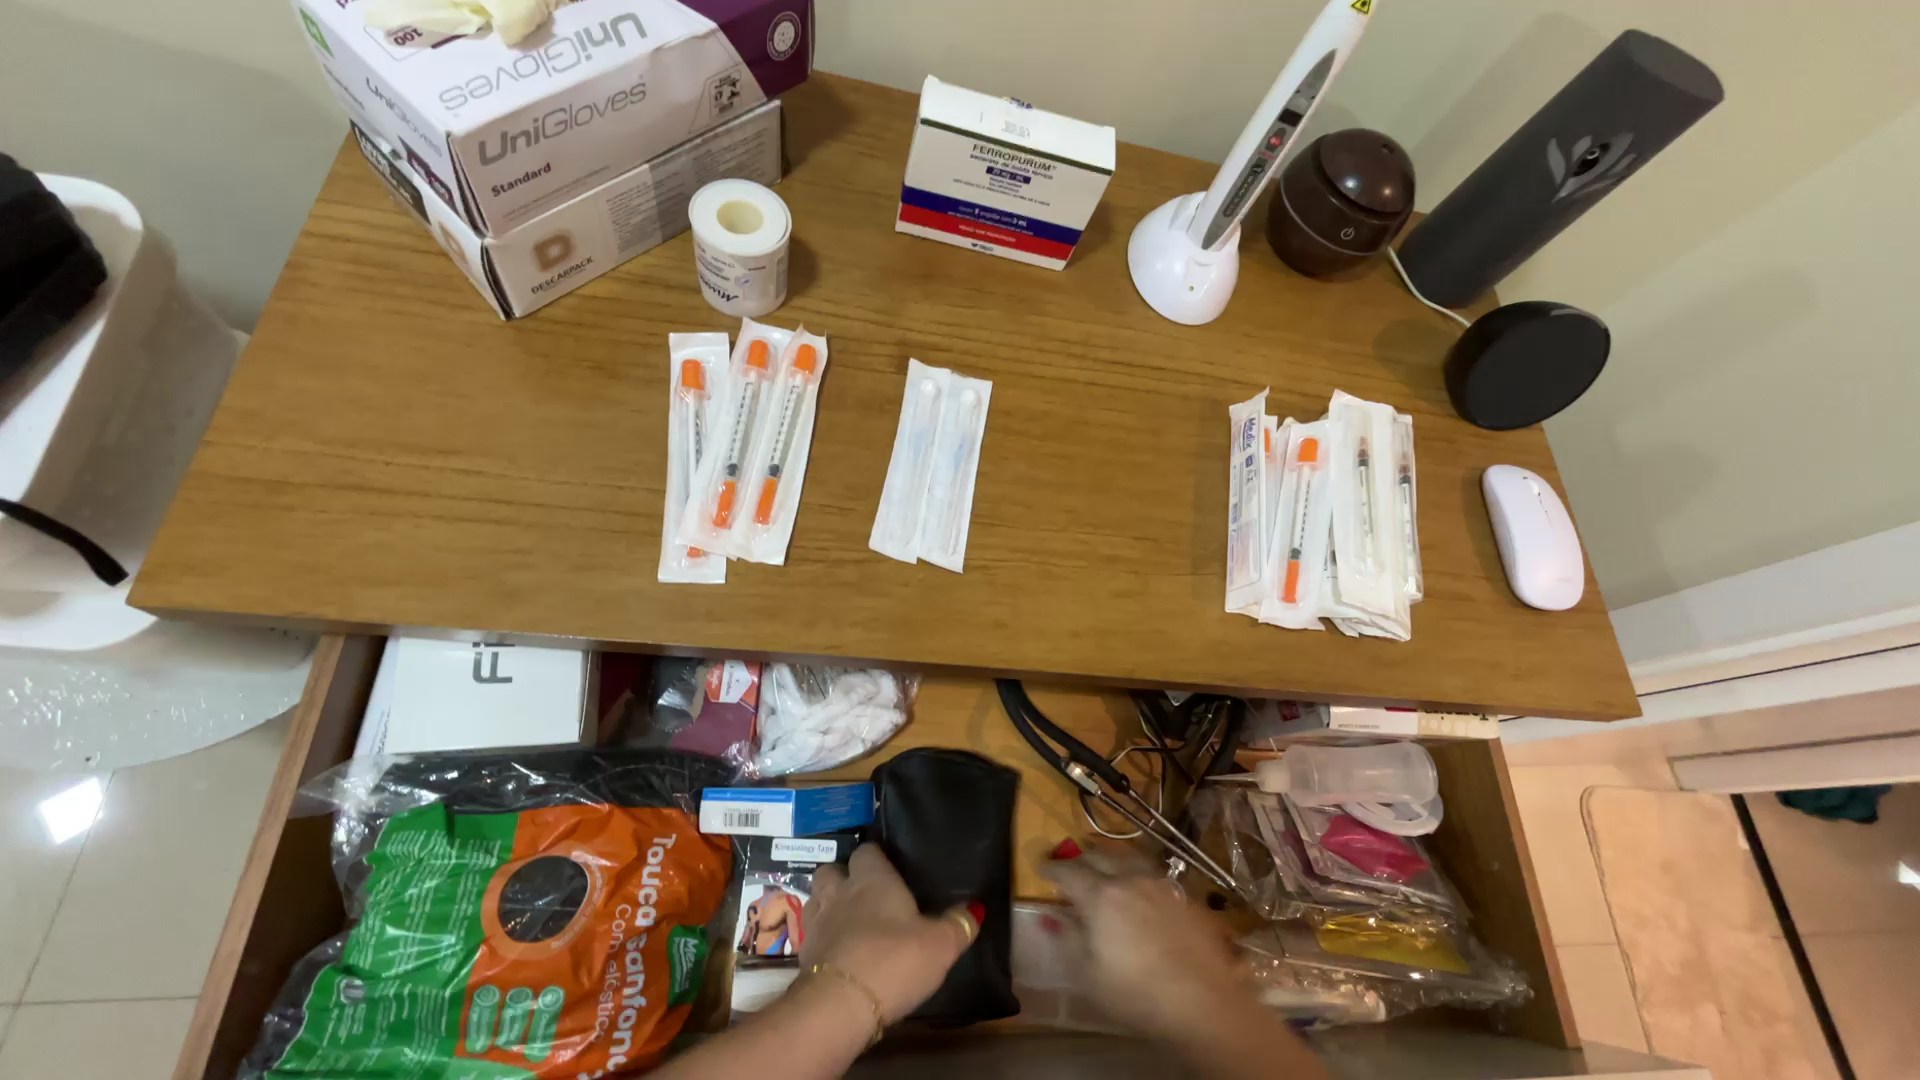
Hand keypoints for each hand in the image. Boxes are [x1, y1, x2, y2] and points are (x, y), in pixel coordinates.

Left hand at [800, 844, 978, 1023]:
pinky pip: (811, 936)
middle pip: (831, 870)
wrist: (839, 1006)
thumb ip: (958, 924)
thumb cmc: (894, 961)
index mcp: (872, 879)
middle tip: (865, 895)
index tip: (890, 869)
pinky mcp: (803, 955)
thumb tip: (975, 909)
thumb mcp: (940, 945)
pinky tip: (838, 955)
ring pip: (816, 900)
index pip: (867, 850)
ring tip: (847, 922)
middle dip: (844, 878)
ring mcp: (817, 923)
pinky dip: (822, 940)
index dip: (876, 858)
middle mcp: (840, 892)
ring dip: (828, 906)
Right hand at [1040, 843, 1255, 1041]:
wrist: (1203, 1001)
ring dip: (1110, 859)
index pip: (1068, 871)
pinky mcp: (1183, 896)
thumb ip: (1068, 937)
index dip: (1052, 868)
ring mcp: (1160, 884)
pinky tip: (1138, 889)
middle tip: (1070, 867)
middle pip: (1098, 856)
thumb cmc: (1136, 992)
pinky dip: (1136, 874)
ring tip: (1104, 868)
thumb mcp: (1088, 973)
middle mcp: (1129, 879)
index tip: (1041, 868)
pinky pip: (1151, 873)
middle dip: (1080, 859)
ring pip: (1128, 858)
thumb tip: (1057, 914)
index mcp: (1100, 895)